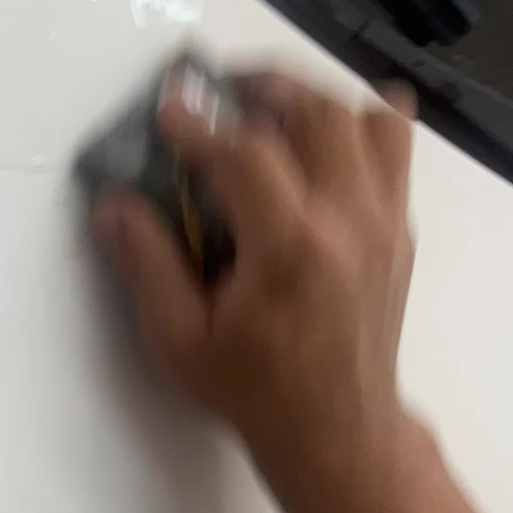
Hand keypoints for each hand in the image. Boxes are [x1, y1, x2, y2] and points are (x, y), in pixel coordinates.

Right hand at [94, 69, 419, 486]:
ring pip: (366, 118)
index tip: (167, 107)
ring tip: (263, 108)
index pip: (247, 155)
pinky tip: (314, 140)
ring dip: (311, 99)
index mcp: (289, 248)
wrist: (332, 424)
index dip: (200, 124)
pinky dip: (355, 122)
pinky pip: (394, 147)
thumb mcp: (176, 335)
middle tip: (214, 91)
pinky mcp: (399, 228)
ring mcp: (386, 219)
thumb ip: (146, 264)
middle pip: (318, 114)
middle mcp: (350, 219)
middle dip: (261, 89)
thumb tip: (113, 205)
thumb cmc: (246, 386)